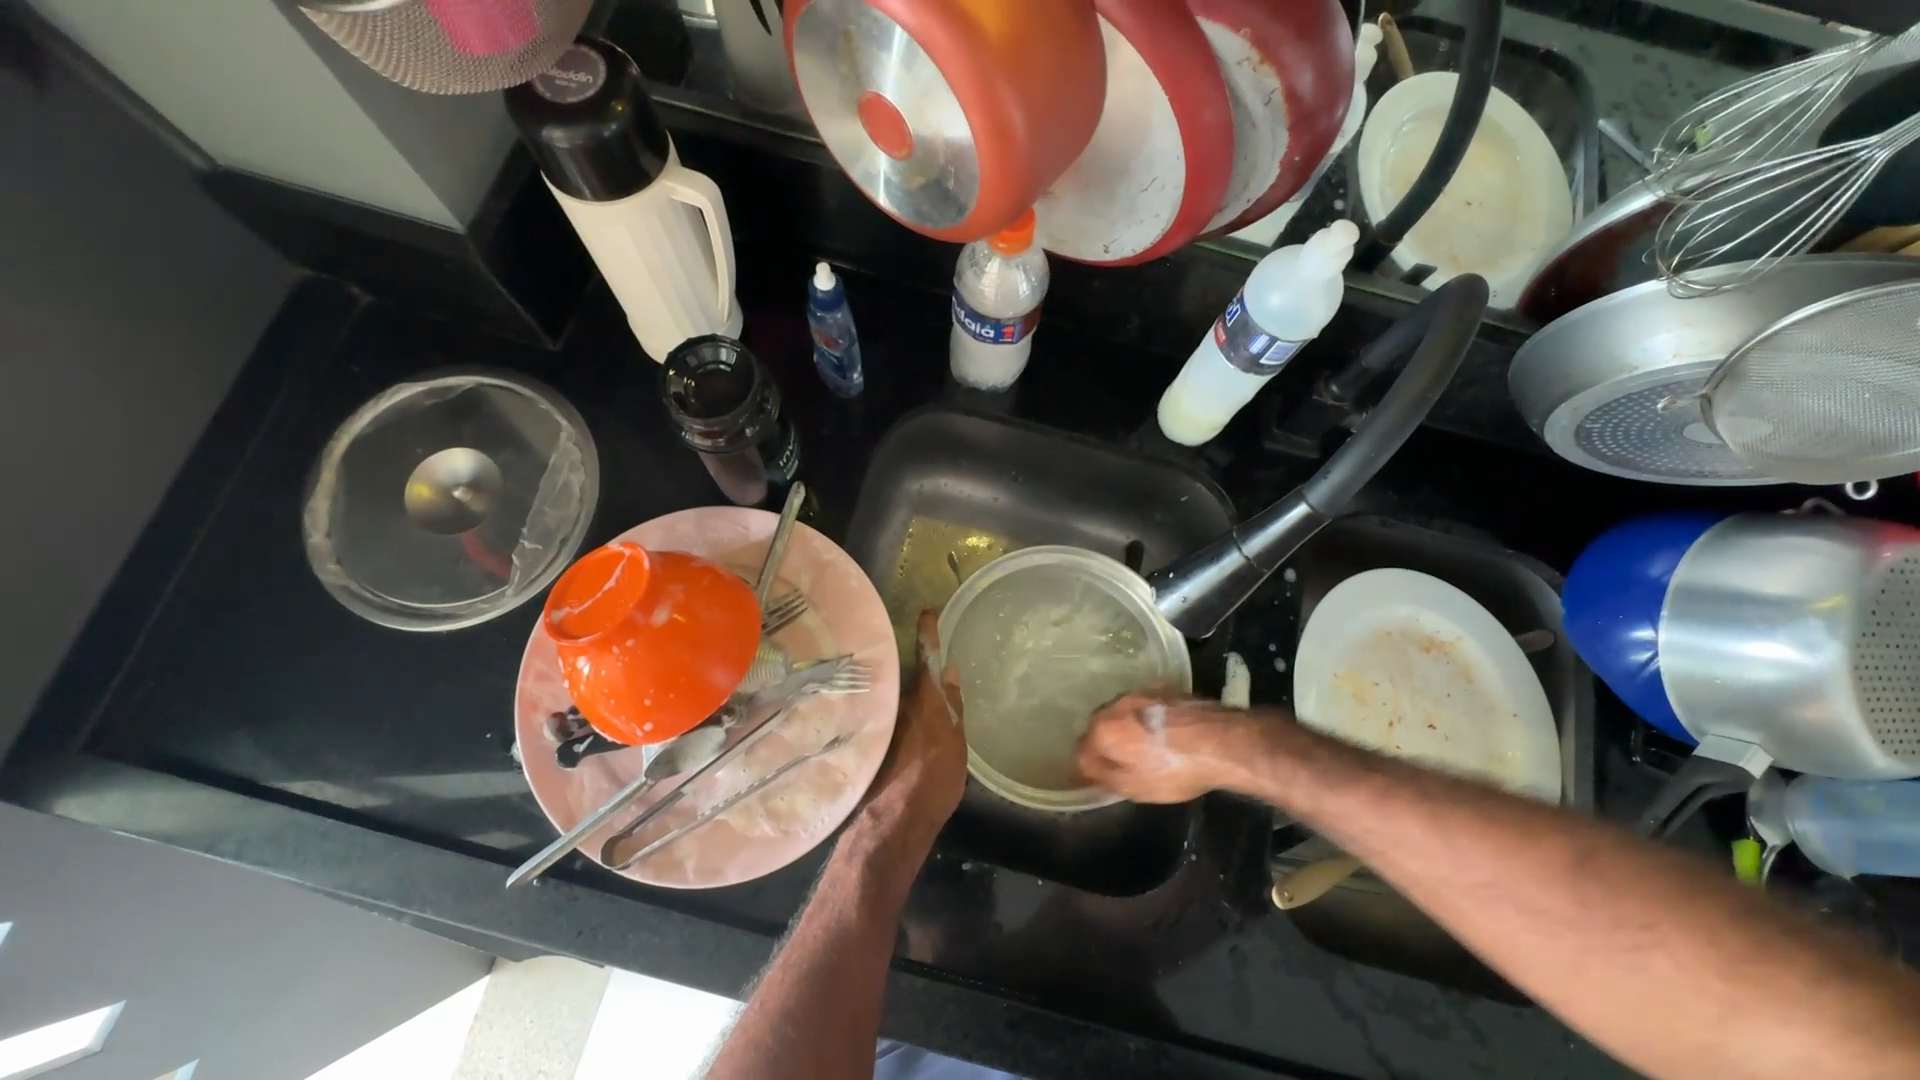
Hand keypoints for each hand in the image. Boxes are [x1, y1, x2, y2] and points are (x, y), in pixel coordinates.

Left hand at [858, 609, 967, 846]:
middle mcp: (898, 706)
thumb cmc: (931, 780)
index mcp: (922, 701)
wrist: (894, 820)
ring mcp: (886, 725)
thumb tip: (949, 670)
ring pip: (899, 699)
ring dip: (909, 694)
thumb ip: (953, 707)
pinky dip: (902, 715)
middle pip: (908, 677)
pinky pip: (893, 719)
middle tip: (933, 658)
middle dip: (918, 668)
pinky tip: (912, 725)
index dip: (928, 632)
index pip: (926, 656)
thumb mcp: (954, 744)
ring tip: (926, 693)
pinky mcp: (878, 744)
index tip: (928, 610)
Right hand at [1077, 693, 1272, 803]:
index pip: (1082, 750)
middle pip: (1102, 727)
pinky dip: (1150, 720)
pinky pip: (1147, 708)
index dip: (1091, 768)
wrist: (1222, 741)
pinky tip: (1167, 735)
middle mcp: (1116, 704)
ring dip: (1129, 730)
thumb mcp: (1133, 787)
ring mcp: (1142, 692)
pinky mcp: (1167, 688)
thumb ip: (1102, 775)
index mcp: (1102, 728)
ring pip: (1124, 714)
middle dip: (1108, 744)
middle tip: (1126, 765)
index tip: (1102, 780)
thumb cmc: (1174, 770)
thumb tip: (1084, 768)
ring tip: (1148, 749)